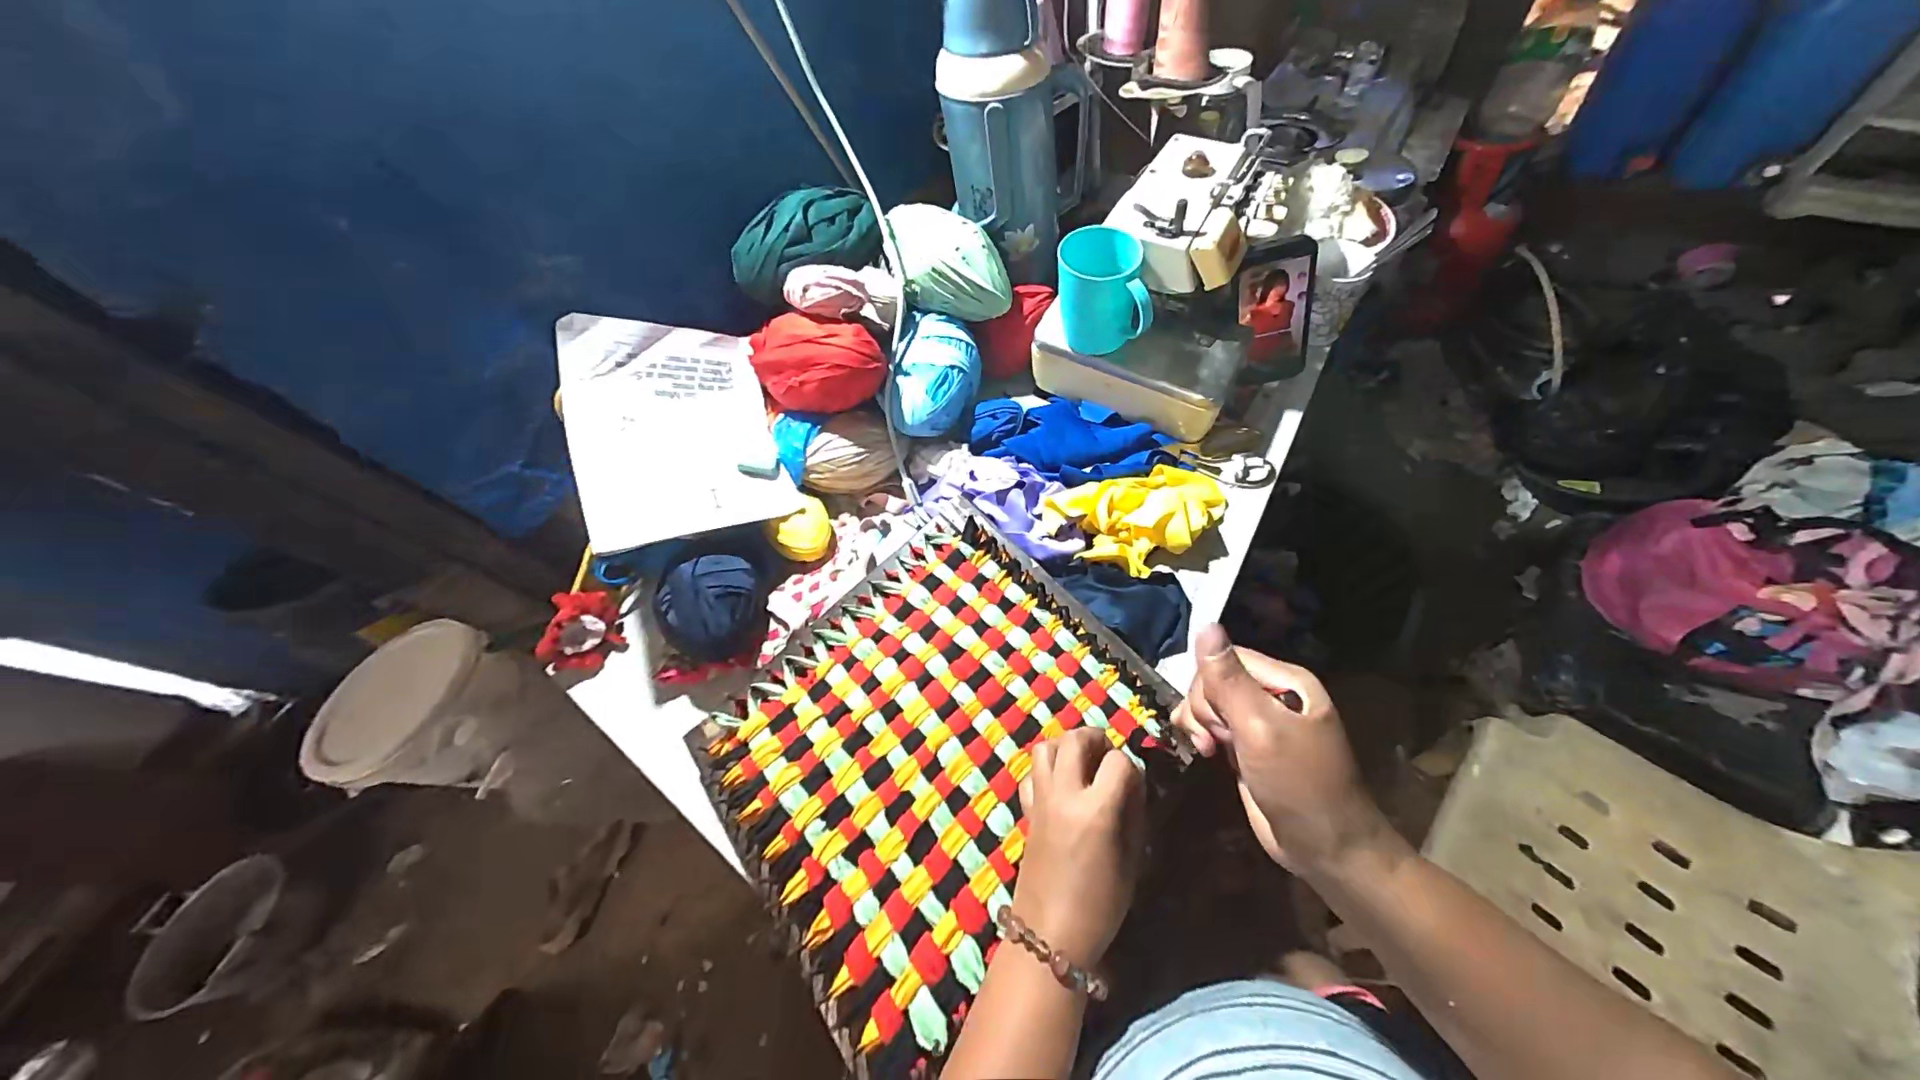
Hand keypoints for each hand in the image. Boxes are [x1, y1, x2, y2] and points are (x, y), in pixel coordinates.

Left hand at [1011, 727, 1145, 967]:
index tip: (1136, 786)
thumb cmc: (1100, 906)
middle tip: (1108, 756)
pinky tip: (1061, 786)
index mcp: (1095, 810)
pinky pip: (1031, 773)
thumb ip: (1132, 814)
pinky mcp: (1026, 810)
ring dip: (1066, 746)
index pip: (1118, 761)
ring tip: (1083, 763)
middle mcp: (1064, 795)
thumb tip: (1132, 784)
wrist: (1049, 934)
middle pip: (1075, 740)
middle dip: (1097, 740)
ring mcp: (1040, 800)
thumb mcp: (1130, 861)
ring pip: (1045, 747)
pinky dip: (1046, 769)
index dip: (1131, 768)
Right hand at [1172, 625, 1400, 875]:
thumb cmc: (1299, 784)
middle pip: (1212, 678)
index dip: (1209, 683)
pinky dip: (1199, 734)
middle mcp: (1271, 694)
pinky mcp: (1245, 745)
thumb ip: (1229, 679)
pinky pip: (1209, 724)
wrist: (1324, 847)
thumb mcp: (1260, 727)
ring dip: (1197, 722)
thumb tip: (1206, 624)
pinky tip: (1206, 752)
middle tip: (1218, 738)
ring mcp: (1257, 721)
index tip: (1218, 718)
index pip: (1226, 657)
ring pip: (1206, 701)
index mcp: (1285, 681)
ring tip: (1209, 748)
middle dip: (1203, 706)